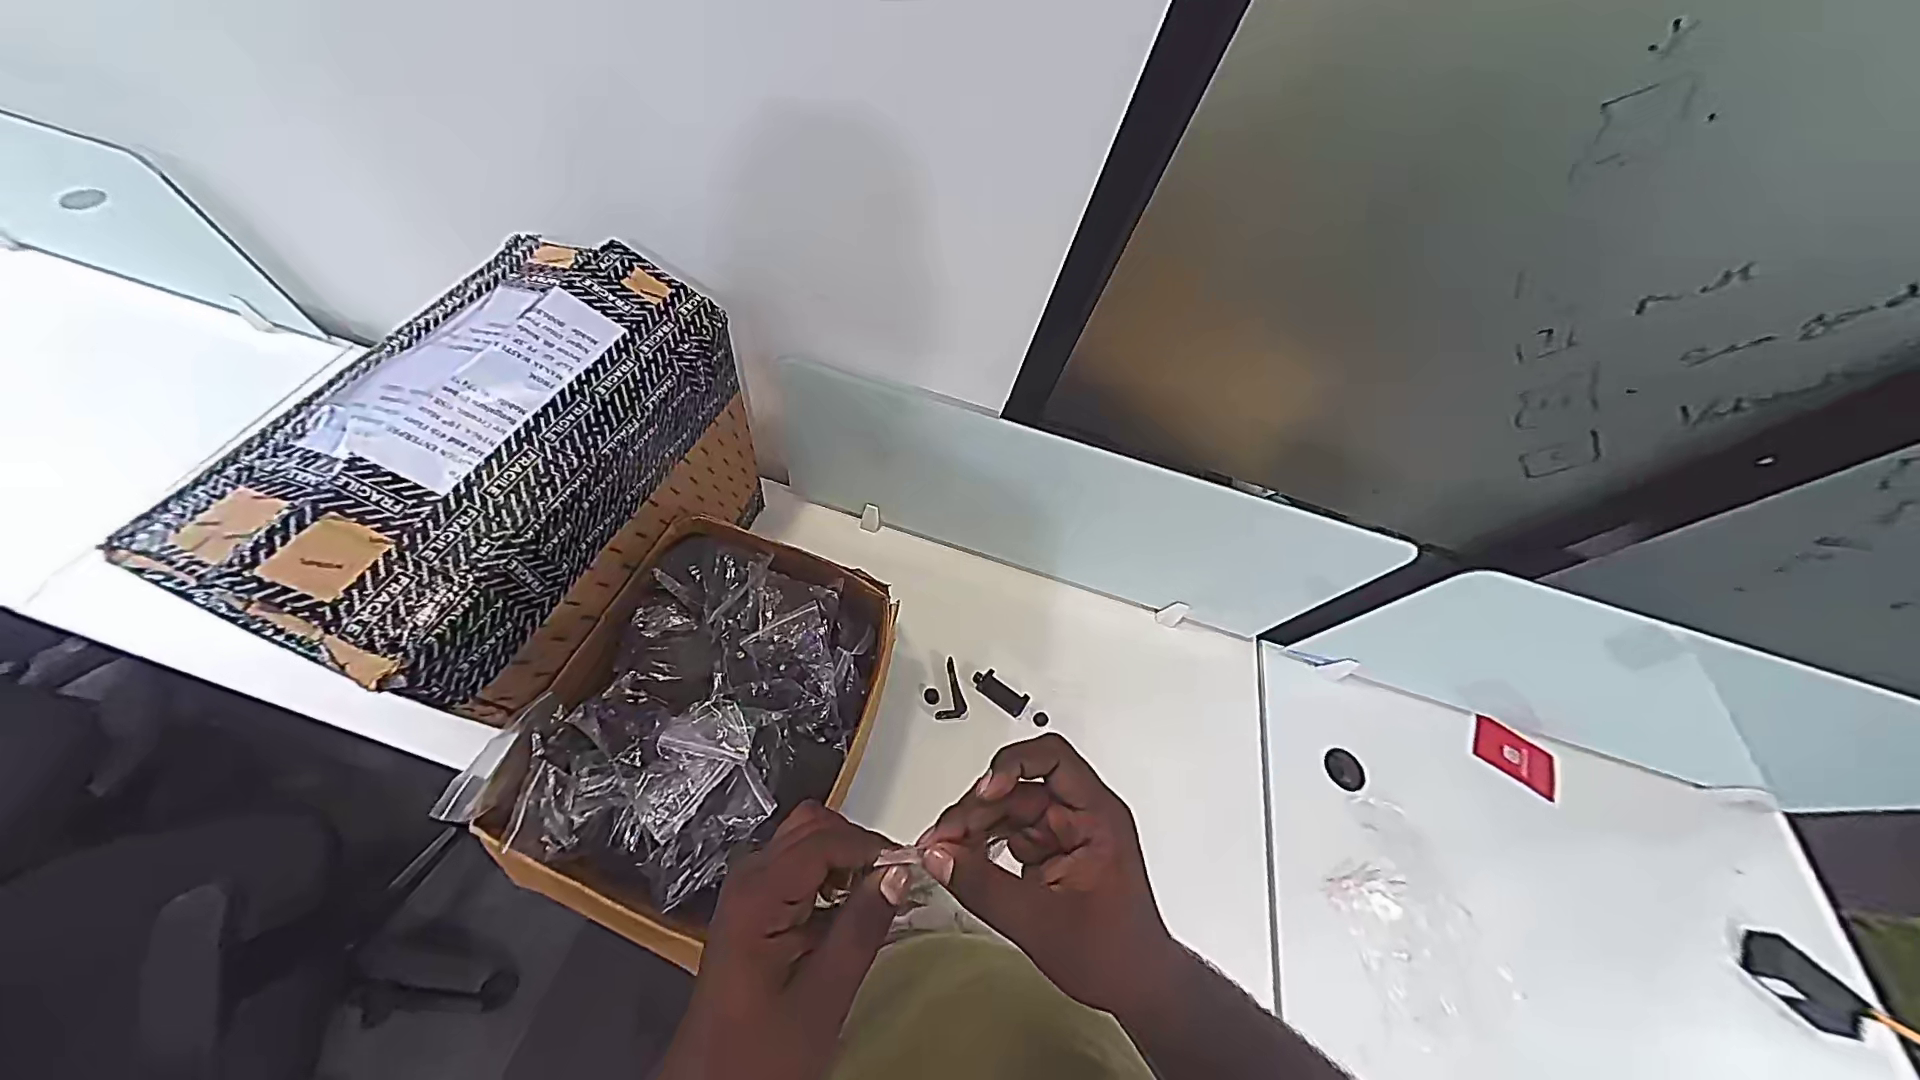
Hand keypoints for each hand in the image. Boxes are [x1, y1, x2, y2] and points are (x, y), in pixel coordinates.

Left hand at [657, 802, 909, 1079]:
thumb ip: (861, 928)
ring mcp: (749, 887)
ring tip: (877, 891)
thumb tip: (897, 873)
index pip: (824, 840)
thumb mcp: (822, 998)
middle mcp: (748, 878)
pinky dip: (833, 869)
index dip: (870, 847)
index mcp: (757, 896)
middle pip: (813, 826)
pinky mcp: (756, 900)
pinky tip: (851, 904)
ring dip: (847, 854)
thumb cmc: (758, 1055)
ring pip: (808, 836)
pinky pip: (800, 861)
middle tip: (893, 878)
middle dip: (858, 844)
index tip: (907, 868)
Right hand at [918, 733, 1182, 1021]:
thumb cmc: (1118, 956)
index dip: (1013, 766)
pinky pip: (1009, 832)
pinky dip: (982, 844)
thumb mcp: (1042, 923)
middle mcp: (1081, 815)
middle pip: (1019, 786)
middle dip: (977, 807)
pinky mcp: (1050, 850)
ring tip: (944, 848)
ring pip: (1009, 808)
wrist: (1139, 991)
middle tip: (944, 836)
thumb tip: (942, 858)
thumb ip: (985, 887)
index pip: (1054, 759)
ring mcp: (1064, 832)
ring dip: (974, 825)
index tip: (984, 791)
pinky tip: (962, 859)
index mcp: (1096, 816)